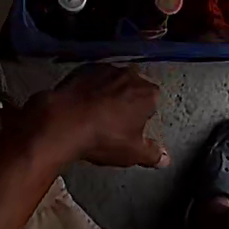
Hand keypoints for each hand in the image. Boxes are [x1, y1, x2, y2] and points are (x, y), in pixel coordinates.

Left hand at [17, 64, 167, 168]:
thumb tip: (165, 159)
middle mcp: (129, 75)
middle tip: (116, 121)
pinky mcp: (83, 69)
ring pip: (113, 80)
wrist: (64, 122)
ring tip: (97, 113)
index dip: (144, 114)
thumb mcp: (132, 153)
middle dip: (128, 99)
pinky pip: (92, 78)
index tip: (133, 127)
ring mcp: (105, 69)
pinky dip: (90, 88)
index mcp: (147, 93)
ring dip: (109, 92)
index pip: (153, 101)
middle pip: (134, 86)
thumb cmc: (104, 137)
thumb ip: (152, 154)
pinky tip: (82, 104)